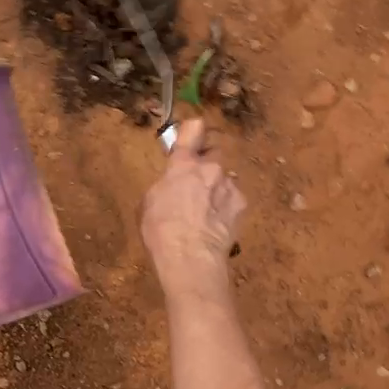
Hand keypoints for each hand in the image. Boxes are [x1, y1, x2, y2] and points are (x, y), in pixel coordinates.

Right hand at [140, 119, 247, 283]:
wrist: (190, 257)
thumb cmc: (160, 230)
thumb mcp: (148, 204)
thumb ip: (164, 186)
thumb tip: (173, 185)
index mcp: (183, 166)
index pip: (193, 130)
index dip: (192, 131)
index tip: (191, 135)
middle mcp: (211, 169)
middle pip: (213, 154)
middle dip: (206, 165)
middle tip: (195, 185)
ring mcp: (229, 186)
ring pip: (223, 180)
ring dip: (215, 191)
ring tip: (203, 215)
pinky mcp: (241, 205)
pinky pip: (231, 201)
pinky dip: (224, 209)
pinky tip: (214, 225)